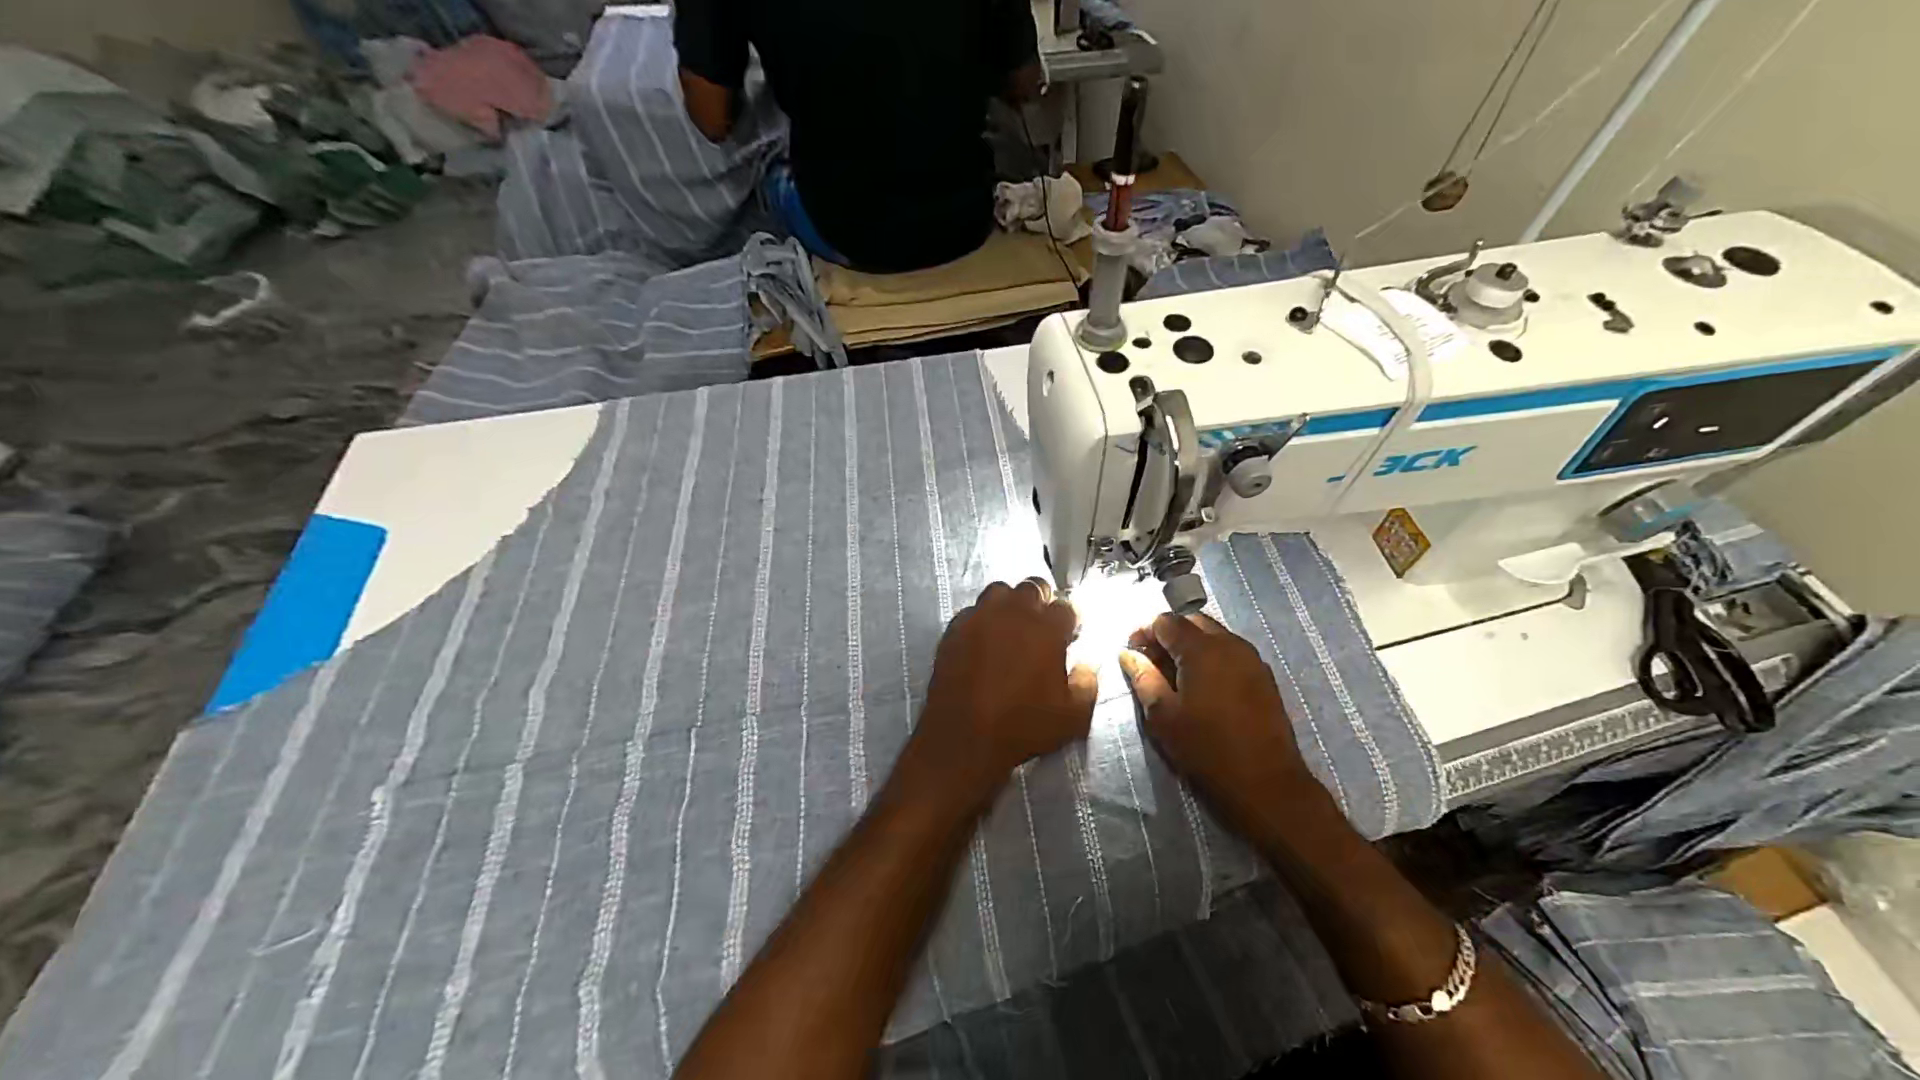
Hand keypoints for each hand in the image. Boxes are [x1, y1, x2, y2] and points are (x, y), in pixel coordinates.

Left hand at [900, 579, 1097, 812]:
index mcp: (1047, 628)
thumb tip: (1087, 665)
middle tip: (1041, 626)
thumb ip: (1087, 684)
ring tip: (1011, 626)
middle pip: (1032, 587)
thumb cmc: (1023, 726)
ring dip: (1010, 603)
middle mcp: (1014, 613)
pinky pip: (972, 611)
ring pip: (999, 591)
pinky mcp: (954, 628)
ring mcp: (981, 617)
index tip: (1068, 635)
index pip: (1067, 607)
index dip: (1070, 620)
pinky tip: (983, 639)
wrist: (964, 736)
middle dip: (1041, 601)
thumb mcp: (1073, 716)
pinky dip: (982, 618)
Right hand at [1118, 613, 1322, 826]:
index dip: (1143, 632)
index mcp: (1201, 649)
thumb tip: (1128, 654)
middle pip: (1193, 622)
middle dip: (1169, 635)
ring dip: (1192, 645)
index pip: (1165, 621)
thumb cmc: (1205, 749)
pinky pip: (1232, 652)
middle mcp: (1230, 644)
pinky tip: (1203, 687)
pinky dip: (1212, 658)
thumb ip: (1143, 678)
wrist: (1265, 783)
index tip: (1132, 653)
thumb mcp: (1162, 716)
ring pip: (1215, 635)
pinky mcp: (1264, 677)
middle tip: (1152, 662)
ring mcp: (1252, 659)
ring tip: (1176, 676)